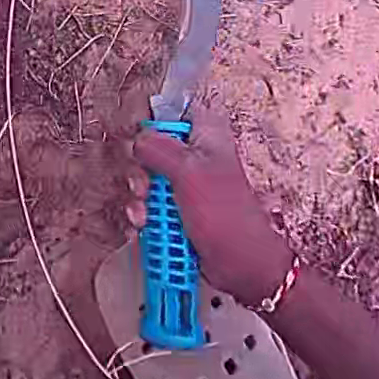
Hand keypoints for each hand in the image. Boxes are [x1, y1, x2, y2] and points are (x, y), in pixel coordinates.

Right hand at [127, 107, 296, 307]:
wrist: (241, 267)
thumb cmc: (227, 219)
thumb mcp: (189, 172)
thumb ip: (158, 147)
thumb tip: (137, 138)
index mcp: (206, 134)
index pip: (172, 110)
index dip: (151, 123)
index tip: (140, 142)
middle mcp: (195, 155)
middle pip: (151, 147)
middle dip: (140, 170)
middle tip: (145, 187)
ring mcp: (184, 183)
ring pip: (146, 177)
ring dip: (140, 198)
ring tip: (147, 213)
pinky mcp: (176, 208)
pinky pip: (148, 204)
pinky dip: (143, 214)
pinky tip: (146, 225)